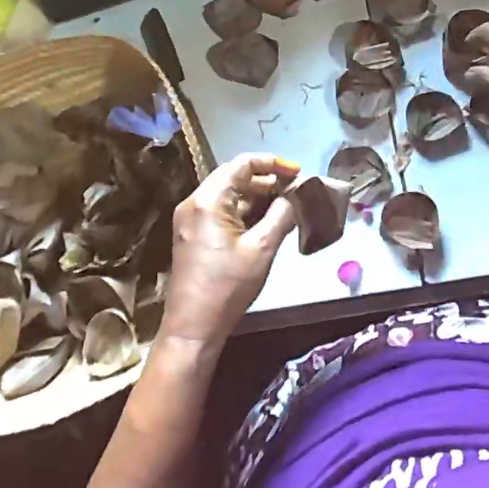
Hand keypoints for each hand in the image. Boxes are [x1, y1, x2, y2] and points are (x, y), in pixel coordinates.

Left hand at [159, 154, 300, 347]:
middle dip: (265, 179)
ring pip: (227, 194)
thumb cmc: (228, 286)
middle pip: (233, 176)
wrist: (193, 324)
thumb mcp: (262, 249)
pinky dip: (242, 210)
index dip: (272, 163)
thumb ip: (281, 215)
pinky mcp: (192, 232)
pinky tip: (265, 219)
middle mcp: (194, 202)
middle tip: (295, 189)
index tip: (298, 172)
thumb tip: (297, 194)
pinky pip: (219, 210)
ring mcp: (190, 217)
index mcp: (207, 200)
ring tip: (286, 203)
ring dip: (255, 195)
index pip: (242, 164)